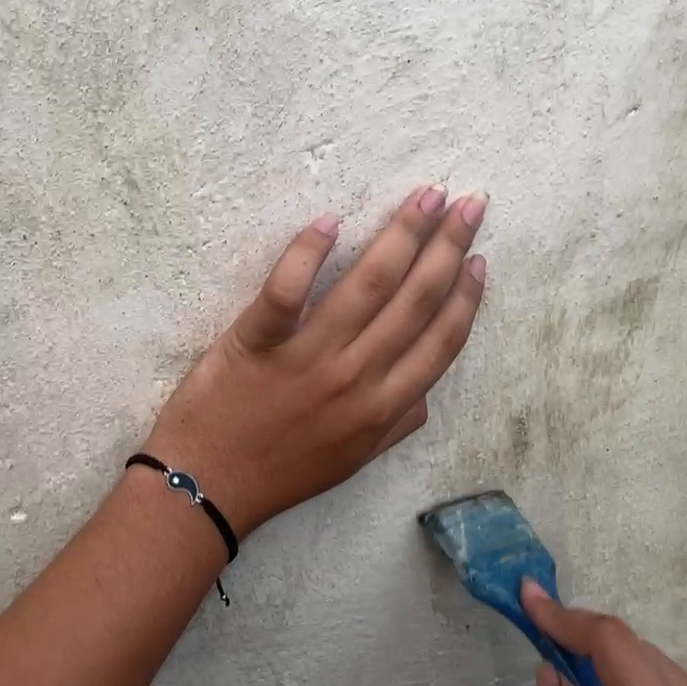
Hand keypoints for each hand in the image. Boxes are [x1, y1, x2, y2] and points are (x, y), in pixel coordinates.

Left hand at [142, 185, 487, 536]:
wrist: (207, 488)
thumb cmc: (277, 475)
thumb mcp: (349, 462)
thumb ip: (394, 428)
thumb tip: (426, 398)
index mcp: (381, 408)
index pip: (440, 342)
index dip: (465, 297)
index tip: (479, 260)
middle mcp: (355, 378)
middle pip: (414, 301)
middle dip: (447, 247)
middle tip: (466, 203)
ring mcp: (306, 359)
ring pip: (367, 286)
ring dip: (401, 235)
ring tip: (425, 197)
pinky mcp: (256, 342)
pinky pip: (287, 291)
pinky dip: (308, 254)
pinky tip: (331, 221)